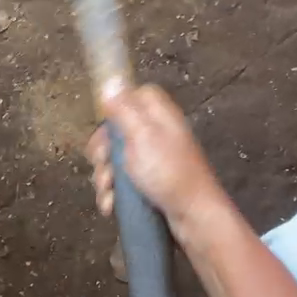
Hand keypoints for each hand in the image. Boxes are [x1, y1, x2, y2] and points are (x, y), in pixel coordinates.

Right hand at [88, 85, 227, 227]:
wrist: (194, 218)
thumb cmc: (169, 173)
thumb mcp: (142, 136)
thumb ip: (124, 108)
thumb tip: (111, 77)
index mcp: (157, 116)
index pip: (133, 95)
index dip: (114, 108)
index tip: (105, 125)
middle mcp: (155, 133)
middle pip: (116, 129)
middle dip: (103, 151)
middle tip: (104, 163)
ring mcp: (152, 159)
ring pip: (114, 158)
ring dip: (105, 176)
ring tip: (109, 192)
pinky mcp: (148, 183)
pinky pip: (122, 181)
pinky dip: (113, 192)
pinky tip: (112, 204)